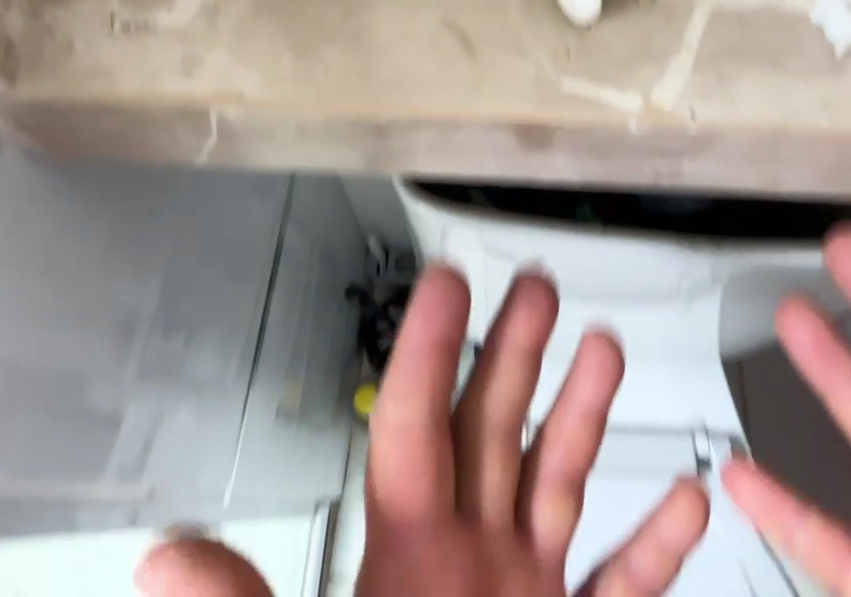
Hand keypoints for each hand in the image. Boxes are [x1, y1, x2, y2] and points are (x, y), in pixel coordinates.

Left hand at [137, 267, 709, 595]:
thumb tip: (166, 553)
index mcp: (405, 554)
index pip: (416, 425)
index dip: (430, 350)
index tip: (448, 284)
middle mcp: (464, 559)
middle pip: (492, 429)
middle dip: (514, 351)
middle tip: (533, 287)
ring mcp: (520, 594)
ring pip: (558, 482)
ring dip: (583, 415)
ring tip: (602, 347)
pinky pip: (622, 583)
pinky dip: (655, 544)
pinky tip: (685, 500)